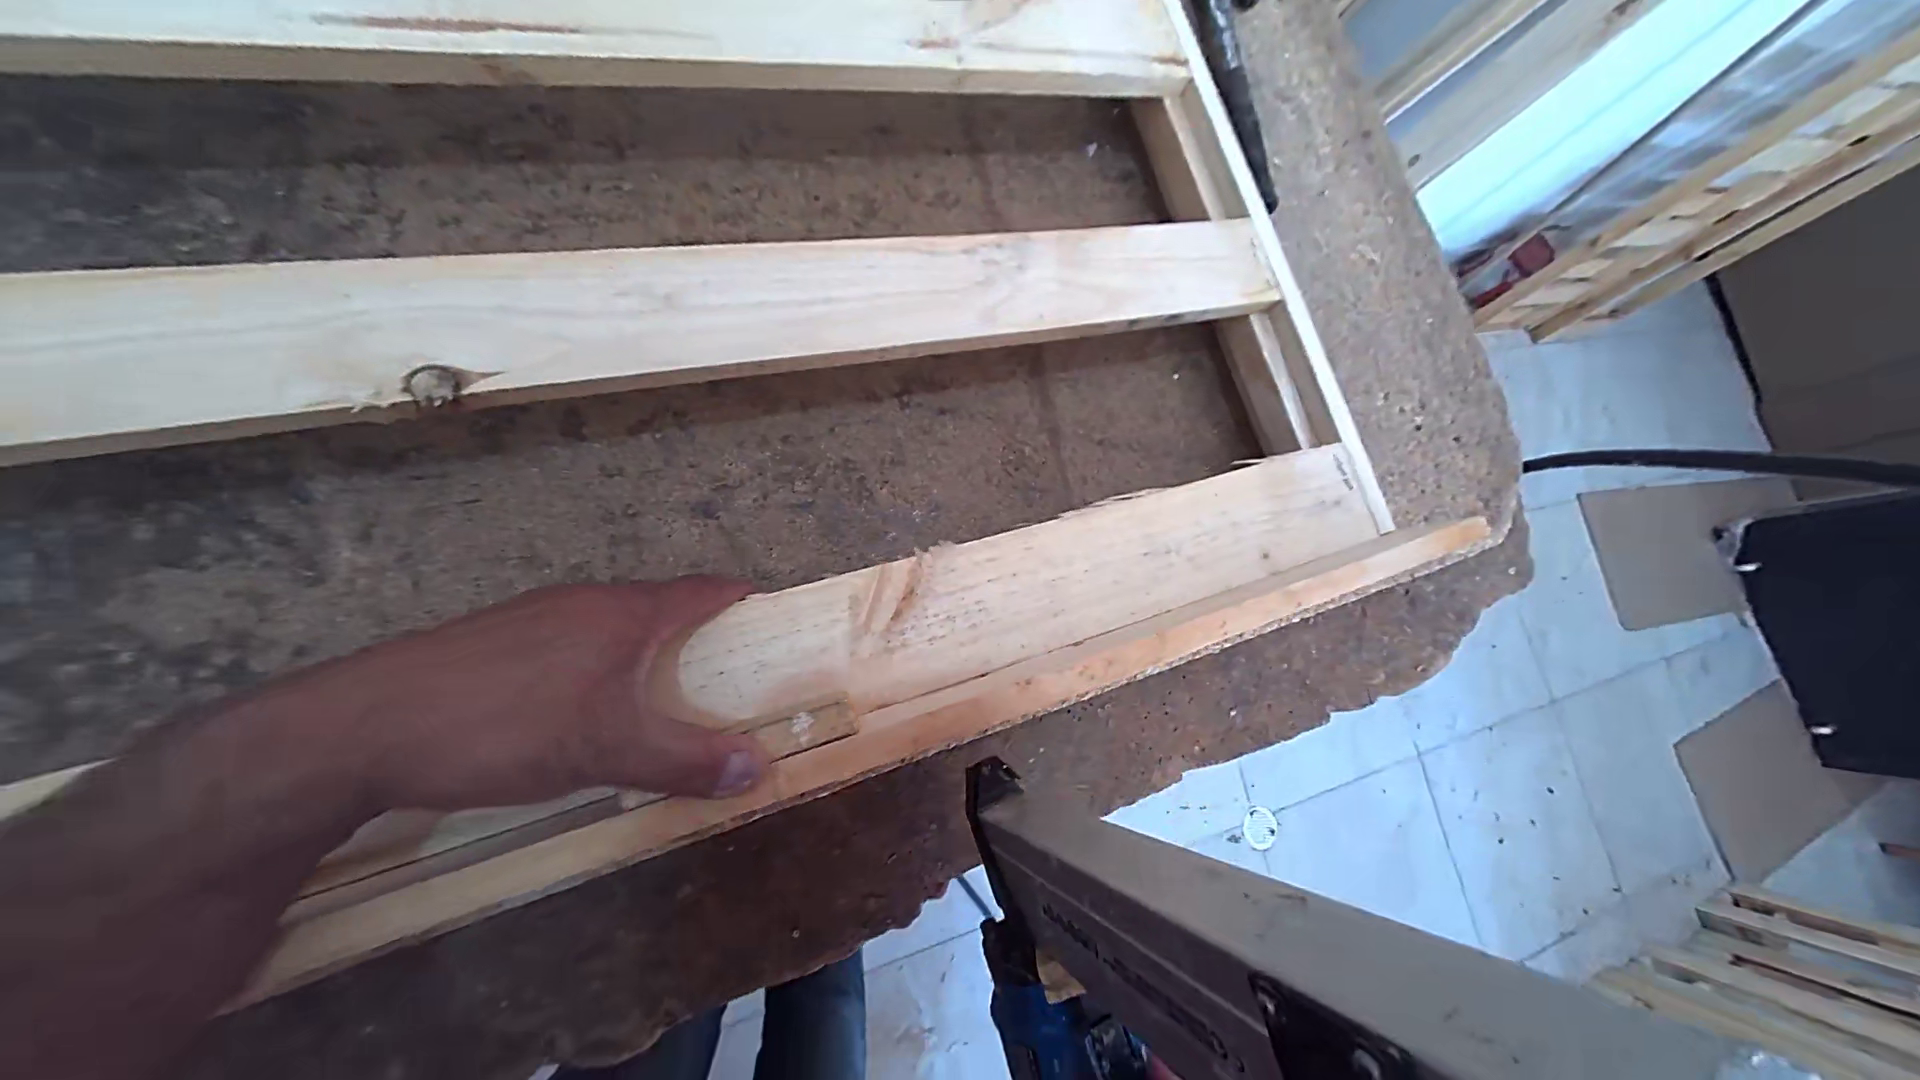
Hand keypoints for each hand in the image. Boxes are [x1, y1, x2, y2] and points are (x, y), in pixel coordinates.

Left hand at [275, 577, 769, 810]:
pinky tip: (579, 704)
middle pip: (661, 605)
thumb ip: (688, 760)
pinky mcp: (499, 638)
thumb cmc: (506, 725)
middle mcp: (587, 601)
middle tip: (720, 671)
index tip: (766, 615)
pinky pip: (574, 639)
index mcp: (625, 613)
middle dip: (696, 631)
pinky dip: (602, 661)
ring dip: (646, 648)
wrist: (356, 728)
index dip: (739, 598)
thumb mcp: (607, 750)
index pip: (702, 590)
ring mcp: (538, 615)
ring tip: (656, 691)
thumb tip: (760, 768)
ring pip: (614, 624)